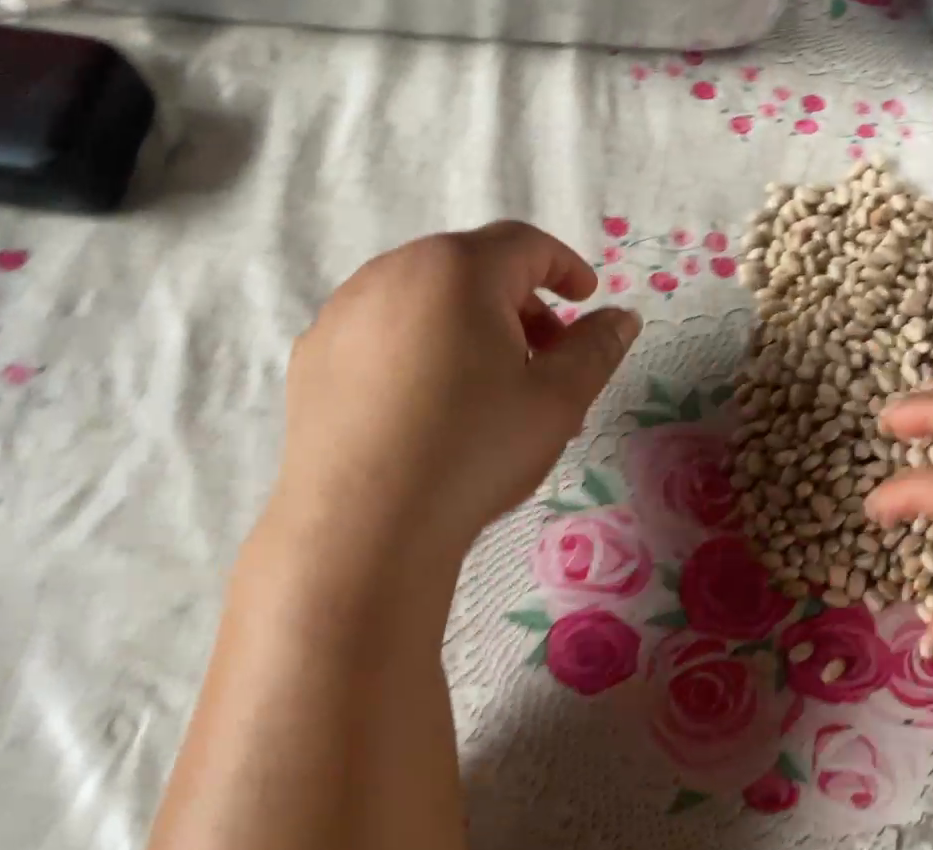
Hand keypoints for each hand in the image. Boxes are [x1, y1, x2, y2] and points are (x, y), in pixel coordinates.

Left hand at [268, 222, 641, 570]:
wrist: (366, 522)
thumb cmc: (477, 450)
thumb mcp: (558, 401)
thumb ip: (597, 349)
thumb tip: (621, 317)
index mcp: (458, 271)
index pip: (524, 244)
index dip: (564, 266)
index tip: (586, 297)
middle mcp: (392, 272)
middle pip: (471, 269)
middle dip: (519, 303)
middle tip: (546, 356)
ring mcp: (342, 312)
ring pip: (423, 300)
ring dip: (468, 326)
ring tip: (489, 387)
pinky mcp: (312, 356)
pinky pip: (382, 334)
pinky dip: (420, 350)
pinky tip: (430, 408)